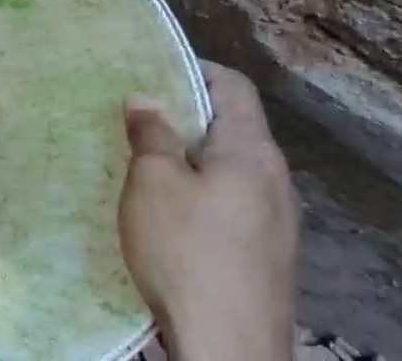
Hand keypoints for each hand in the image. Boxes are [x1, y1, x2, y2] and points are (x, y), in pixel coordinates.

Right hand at [119, 61, 298, 360]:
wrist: (229, 343)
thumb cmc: (187, 250)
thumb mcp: (153, 181)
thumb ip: (151, 133)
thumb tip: (147, 98)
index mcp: (252, 153)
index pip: (232, 86)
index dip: (189, 67)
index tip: (142, 68)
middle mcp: (274, 179)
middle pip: (229, 124)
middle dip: (179, 111)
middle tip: (127, 109)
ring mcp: (274, 217)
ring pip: (225, 162)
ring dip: (183, 151)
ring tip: (135, 152)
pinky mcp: (262, 248)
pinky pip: (227, 195)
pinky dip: (194, 184)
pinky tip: (159, 201)